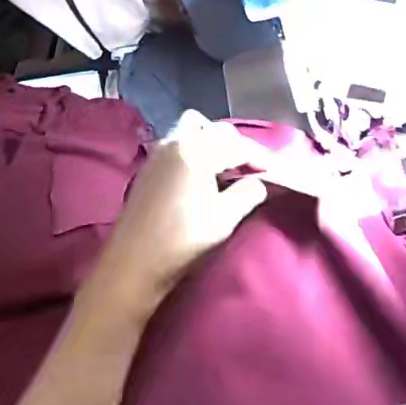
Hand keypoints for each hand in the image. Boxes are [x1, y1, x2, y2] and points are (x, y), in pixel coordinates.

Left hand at [90, 114, 271, 311]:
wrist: (128, 271)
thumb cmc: (180, 243)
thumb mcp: (224, 220)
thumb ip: (249, 193)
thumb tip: (260, 183)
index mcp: (196, 150)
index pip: (238, 145)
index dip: (261, 157)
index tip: (277, 170)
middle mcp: (176, 142)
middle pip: (219, 132)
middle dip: (240, 148)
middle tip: (256, 170)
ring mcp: (159, 152)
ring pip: (199, 134)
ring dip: (218, 146)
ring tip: (232, 170)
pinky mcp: (150, 167)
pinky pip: (183, 145)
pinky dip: (200, 152)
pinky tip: (206, 176)